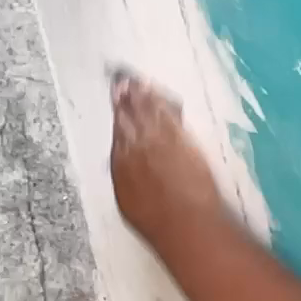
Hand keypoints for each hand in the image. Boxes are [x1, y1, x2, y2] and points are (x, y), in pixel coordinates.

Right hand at [110, 72, 225, 246]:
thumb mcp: (126, 199)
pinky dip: (164, 103)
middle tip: (123, 78)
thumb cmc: (154, 220)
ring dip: (144, 96)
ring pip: (150, 113)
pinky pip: (170, 117)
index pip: (118, 128)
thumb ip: (124, 174)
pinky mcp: (183, 141)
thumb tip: (122, 161)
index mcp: (121, 162)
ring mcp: (162, 141)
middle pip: (132, 116)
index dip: (117, 109)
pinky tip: (161, 95)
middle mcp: (138, 147)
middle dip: (128, 96)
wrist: (185, 222)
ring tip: (139, 82)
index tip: (115, 93)